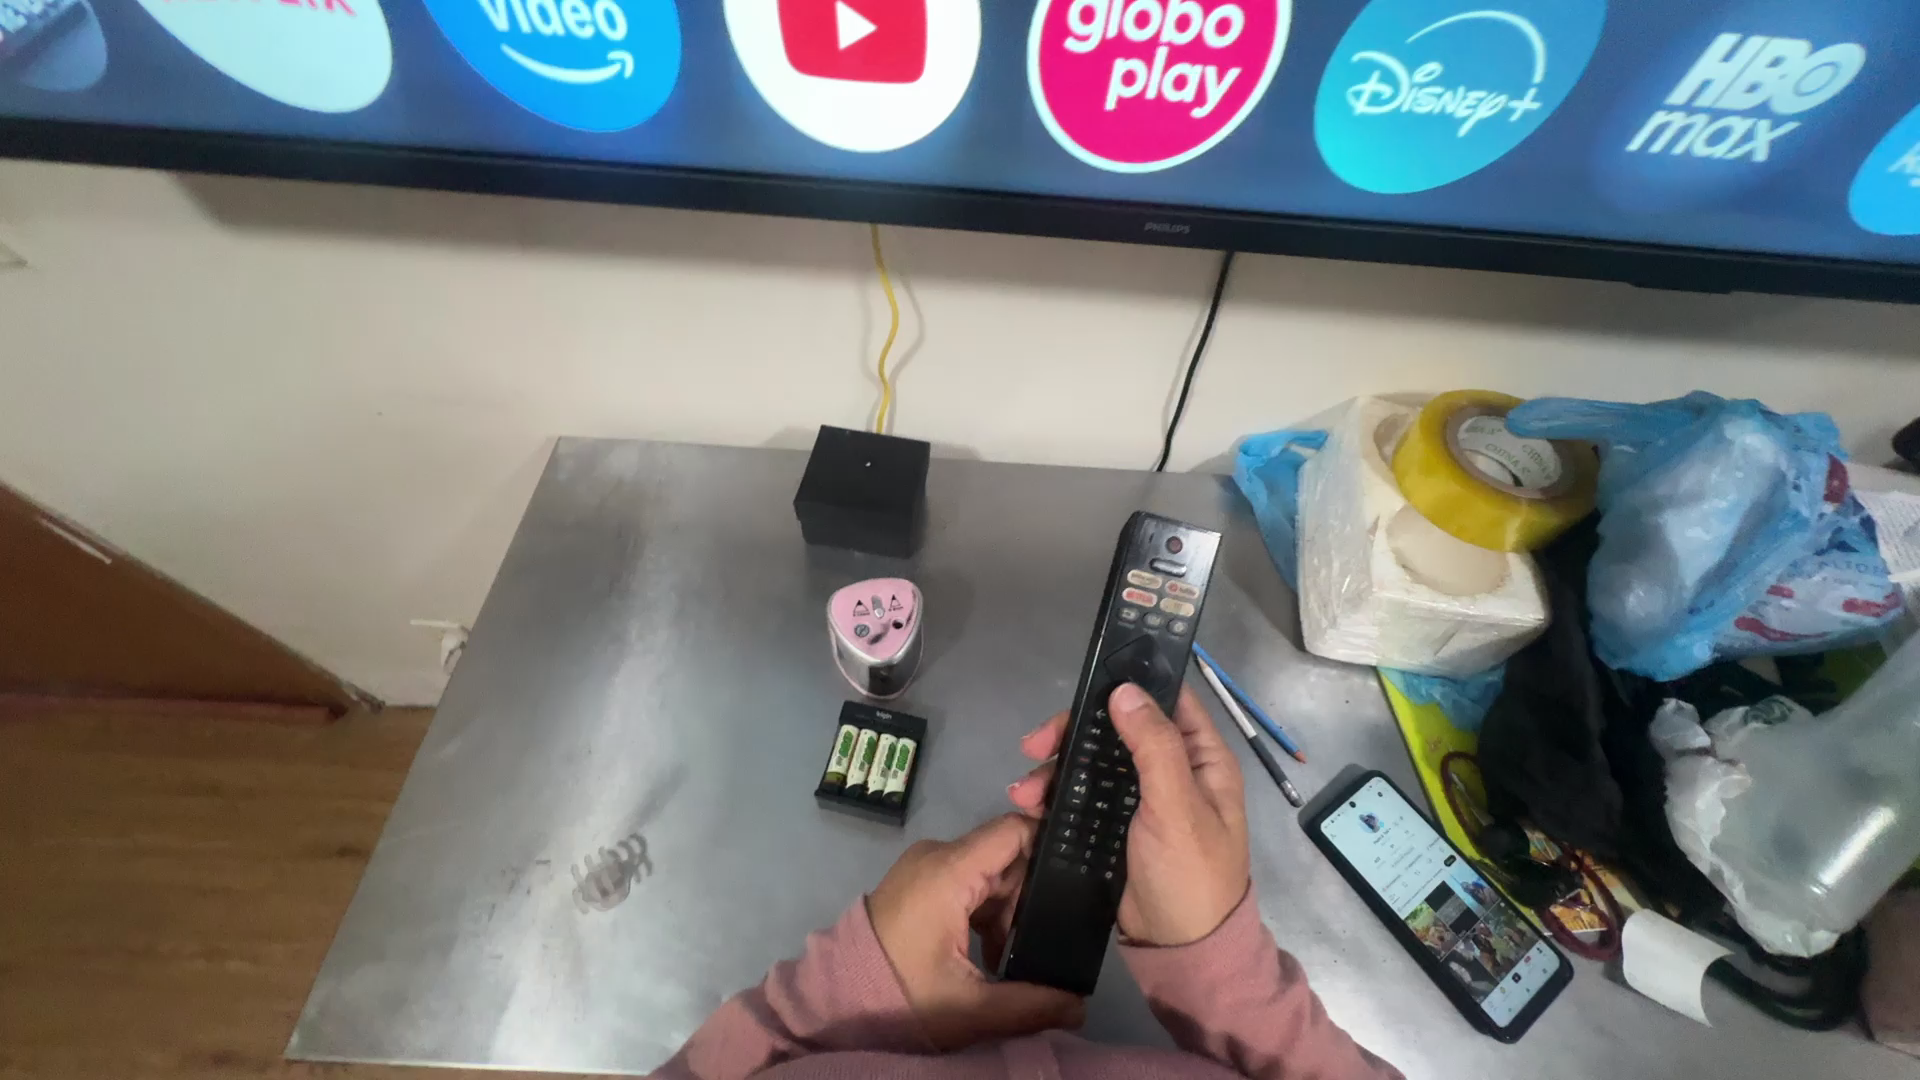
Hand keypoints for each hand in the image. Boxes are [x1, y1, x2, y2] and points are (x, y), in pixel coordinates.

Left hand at [867, 814, 1085, 1048]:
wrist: (836, 999)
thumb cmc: (902, 994)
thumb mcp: (969, 1007)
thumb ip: (1030, 1004)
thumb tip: (1081, 1006)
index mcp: (950, 870)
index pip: (1011, 830)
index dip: (1046, 844)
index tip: (1076, 871)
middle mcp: (938, 854)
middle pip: (1003, 855)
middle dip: (1025, 897)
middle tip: (1041, 940)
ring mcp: (924, 865)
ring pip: (986, 871)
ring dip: (1004, 909)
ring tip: (1010, 957)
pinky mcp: (917, 879)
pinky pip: (965, 880)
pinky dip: (983, 910)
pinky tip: (989, 952)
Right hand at [1008, 683, 1250, 946]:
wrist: (1177, 952)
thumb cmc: (1190, 874)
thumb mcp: (1177, 807)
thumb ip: (1154, 746)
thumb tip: (1124, 690)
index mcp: (1200, 757)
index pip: (1165, 700)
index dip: (1129, 684)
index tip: (1087, 682)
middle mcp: (1170, 768)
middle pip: (1115, 728)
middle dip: (1073, 733)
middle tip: (1035, 744)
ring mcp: (1140, 795)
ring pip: (1092, 760)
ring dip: (1056, 768)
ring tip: (1025, 791)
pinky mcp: (1113, 821)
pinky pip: (1081, 794)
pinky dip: (1055, 795)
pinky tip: (1031, 806)